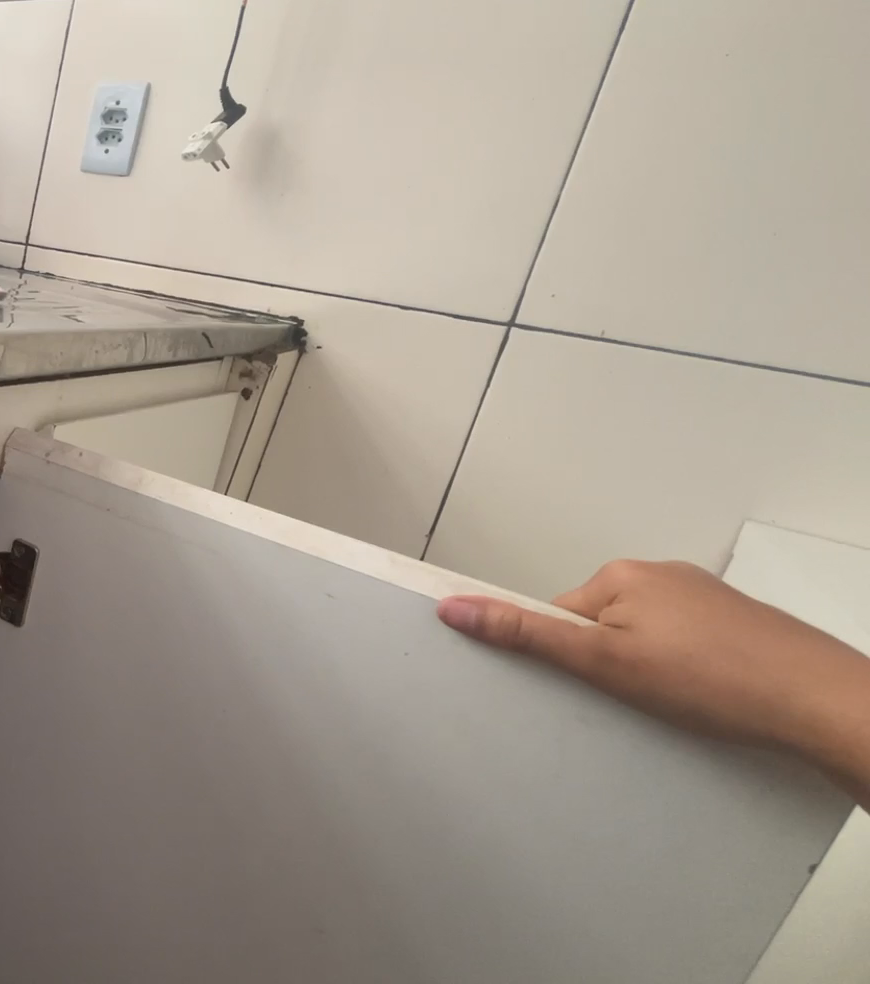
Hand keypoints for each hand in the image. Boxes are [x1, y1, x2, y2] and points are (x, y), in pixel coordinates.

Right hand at [437, 560, 869, 769]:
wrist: (838, 710)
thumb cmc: (714, 681)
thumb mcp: (601, 661)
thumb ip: (523, 633)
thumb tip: (451, 607)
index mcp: (621, 574)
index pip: (558, 613)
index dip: (567, 652)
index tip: (594, 682)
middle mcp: (662, 573)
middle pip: (601, 621)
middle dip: (609, 658)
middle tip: (637, 695)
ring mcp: (709, 595)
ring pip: (645, 632)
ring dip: (648, 663)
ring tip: (680, 698)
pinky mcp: (746, 621)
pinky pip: (688, 640)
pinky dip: (688, 665)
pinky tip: (709, 694)